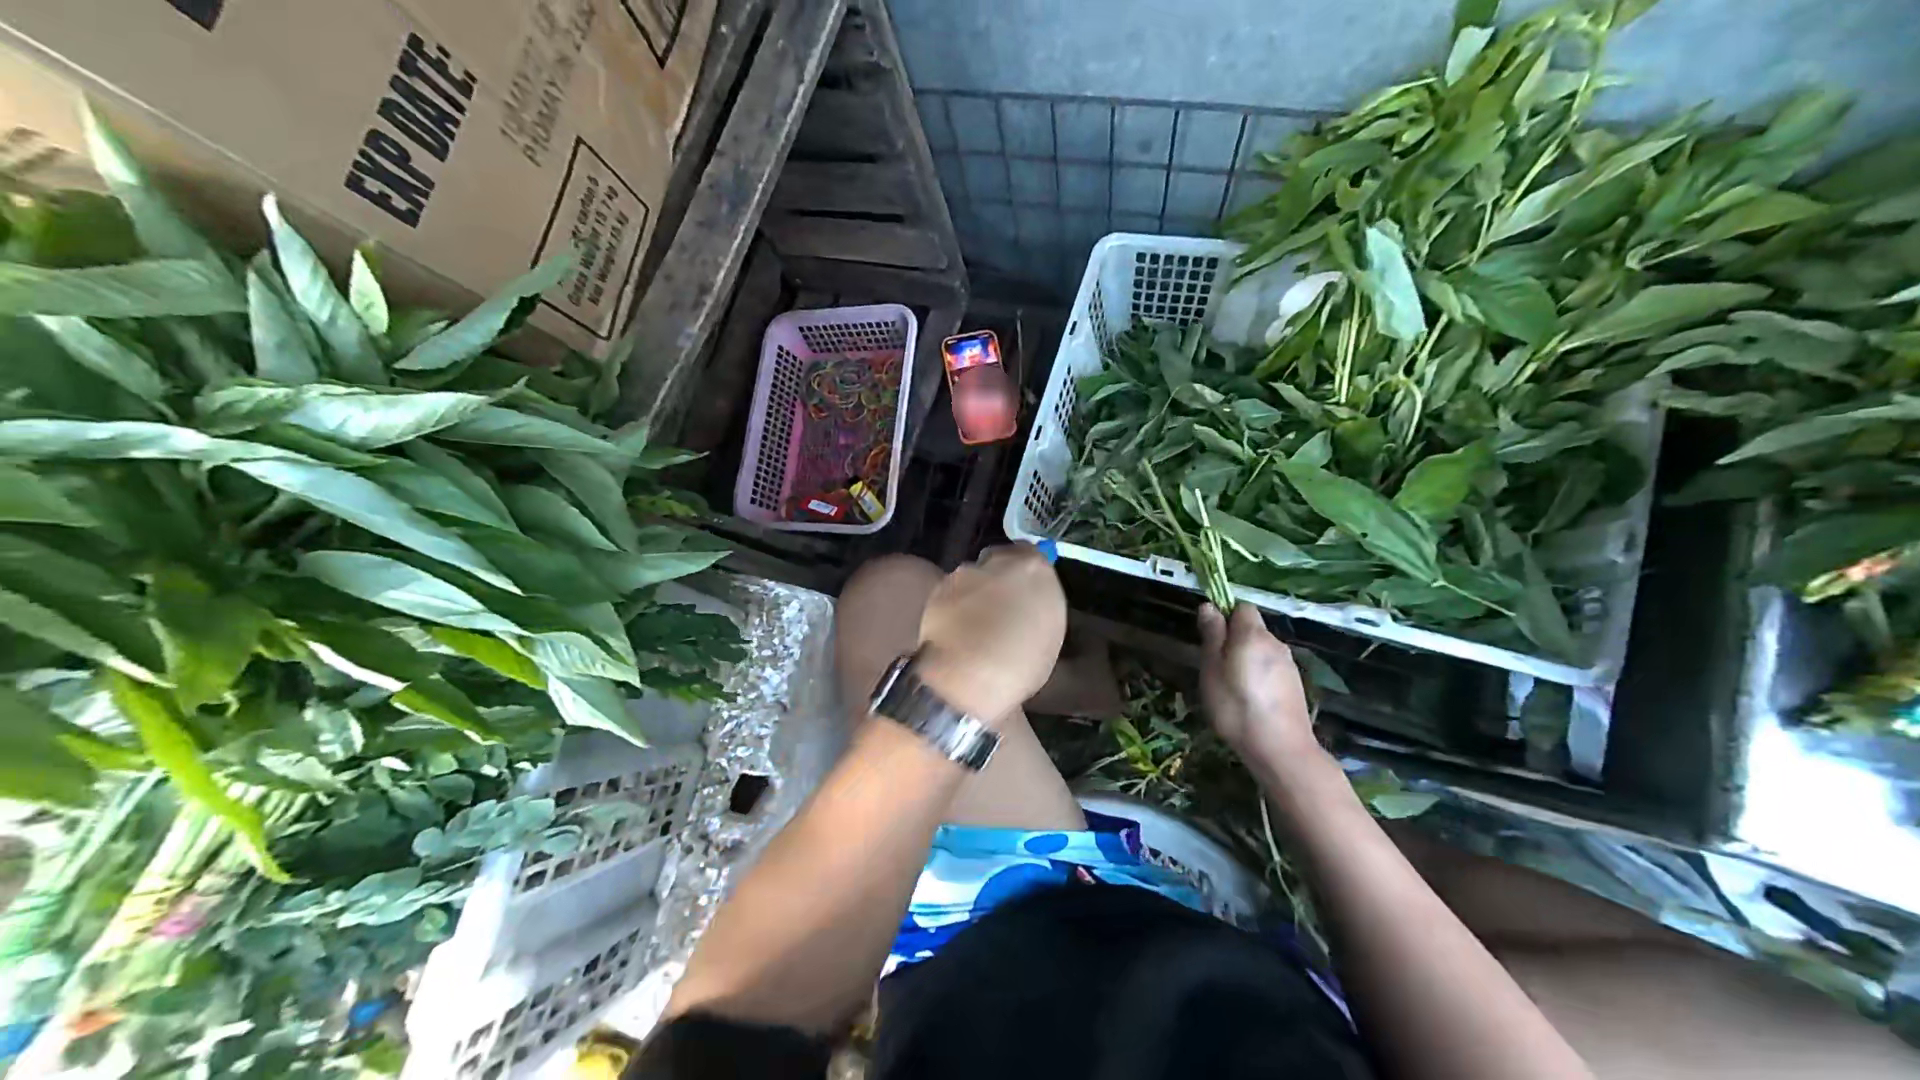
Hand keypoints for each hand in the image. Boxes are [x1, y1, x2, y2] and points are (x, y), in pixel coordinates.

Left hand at [917, 544, 1066, 722]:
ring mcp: (965, 572)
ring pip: (971, 578)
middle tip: (997, 610)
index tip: (1021, 591)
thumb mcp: (1046, 637)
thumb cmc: (1020, 666)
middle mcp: (999, 562)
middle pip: (998, 561)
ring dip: (973, 595)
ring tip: (972, 627)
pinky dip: (952, 608)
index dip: (1023, 573)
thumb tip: (1025, 605)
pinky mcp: (937, 589)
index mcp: (1035, 571)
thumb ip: (1035, 609)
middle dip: (997, 580)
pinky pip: (949, 594)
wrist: (970, 677)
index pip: (1031, 555)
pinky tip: (953, 632)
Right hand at [1198, 603, 1321, 772]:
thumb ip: (1212, 635)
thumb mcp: (1211, 669)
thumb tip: (1209, 606)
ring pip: (1261, 650)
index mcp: (1253, 634)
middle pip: (1252, 629)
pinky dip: (1259, 675)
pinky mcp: (1295, 684)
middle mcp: (1275, 643)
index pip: (1242, 607)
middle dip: (1234, 639)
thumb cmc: (1236, 706)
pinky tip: (1250, 699)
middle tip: (1215, 666)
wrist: (1280, 749)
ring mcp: (1289, 664)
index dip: (1226, 615)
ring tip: (1231, 686)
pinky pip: (1271, 668)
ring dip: (1246, 659)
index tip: (1210, 637)